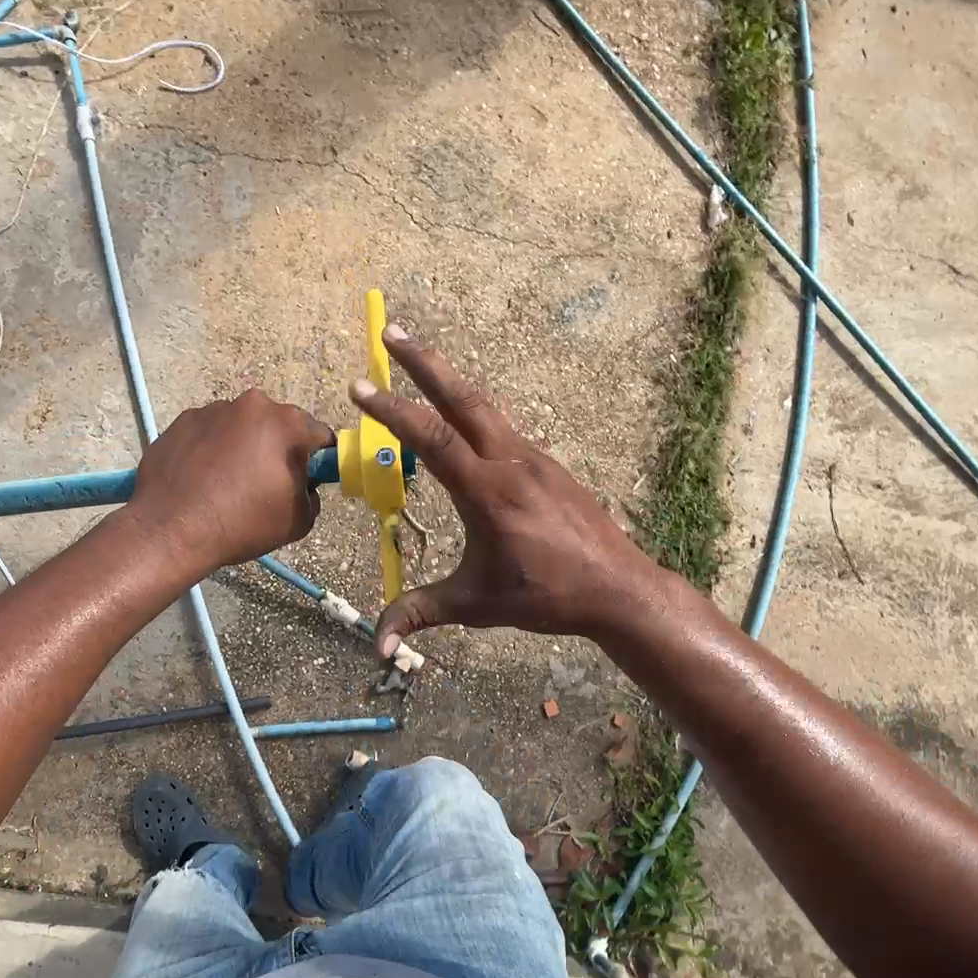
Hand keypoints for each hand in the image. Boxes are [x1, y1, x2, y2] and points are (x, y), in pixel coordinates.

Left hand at [126, 389, 335, 571]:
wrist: (171, 529)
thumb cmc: (242, 524)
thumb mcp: (299, 521)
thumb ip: (312, 495)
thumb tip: (303, 485)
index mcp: (288, 424)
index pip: (320, 436)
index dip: (318, 460)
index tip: (306, 479)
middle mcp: (253, 405)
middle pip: (278, 425)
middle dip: (277, 448)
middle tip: (264, 483)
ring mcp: (214, 409)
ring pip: (241, 426)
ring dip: (242, 446)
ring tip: (227, 482)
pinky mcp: (183, 420)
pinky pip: (209, 432)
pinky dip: (211, 448)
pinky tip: (202, 477)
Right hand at [348, 326, 666, 652]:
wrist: (617, 587)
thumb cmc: (545, 596)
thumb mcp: (475, 605)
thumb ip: (421, 613)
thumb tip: (377, 646)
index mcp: (488, 491)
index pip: (432, 439)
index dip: (392, 411)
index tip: (359, 386)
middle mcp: (510, 461)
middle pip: (462, 397)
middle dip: (423, 361)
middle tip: (392, 331)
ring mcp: (532, 457)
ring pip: (484, 406)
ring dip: (448, 379)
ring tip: (419, 359)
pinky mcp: (546, 463)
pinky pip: (501, 426)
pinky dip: (471, 409)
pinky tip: (459, 417)